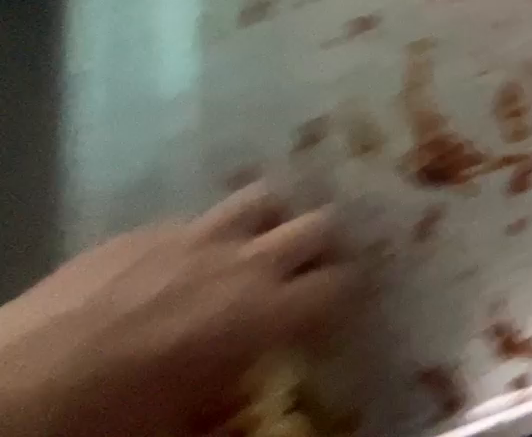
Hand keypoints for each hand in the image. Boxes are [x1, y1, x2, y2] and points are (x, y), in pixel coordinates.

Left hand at [0, 186, 356, 436]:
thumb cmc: (101, 423)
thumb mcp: (181, 428)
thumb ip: (234, 401)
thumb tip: (255, 398)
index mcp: (266, 311)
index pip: (343, 282)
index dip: (350, 292)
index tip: (339, 308)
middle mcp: (246, 262)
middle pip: (320, 224)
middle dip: (323, 245)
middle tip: (310, 269)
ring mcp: (191, 238)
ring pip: (265, 199)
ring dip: (270, 221)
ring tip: (257, 245)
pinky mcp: (138, 233)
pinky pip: (190, 221)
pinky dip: (199, 238)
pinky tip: (175, 266)